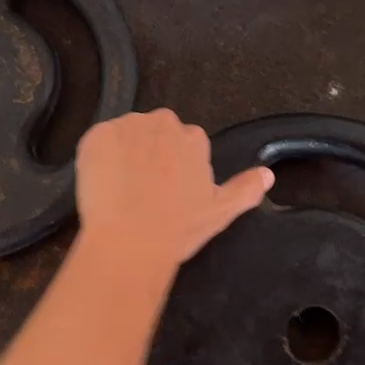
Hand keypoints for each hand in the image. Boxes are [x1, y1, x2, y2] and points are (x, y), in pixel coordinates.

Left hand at [75, 108, 272, 271]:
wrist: (128, 241)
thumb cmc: (177, 229)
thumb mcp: (219, 212)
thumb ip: (245, 189)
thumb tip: (268, 174)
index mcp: (193, 138)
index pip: (183, 143)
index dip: (174, 168)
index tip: (168, 191)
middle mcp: (162, 122)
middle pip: (155, 133)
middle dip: (150, 154)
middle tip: (144, 190)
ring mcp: (126, 126)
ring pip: (126, 135)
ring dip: (125, 154)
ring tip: (121, 191)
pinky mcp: (96, 135)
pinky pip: (98, 140)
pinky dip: (98, 157)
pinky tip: (101, 185)